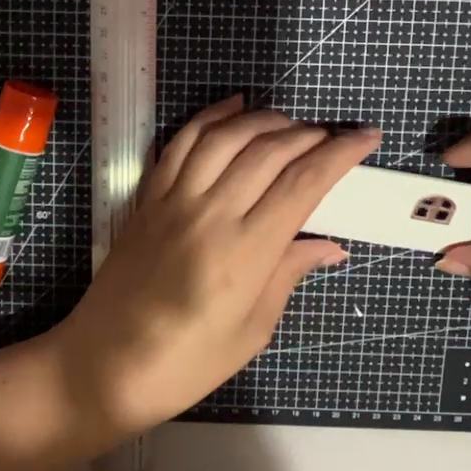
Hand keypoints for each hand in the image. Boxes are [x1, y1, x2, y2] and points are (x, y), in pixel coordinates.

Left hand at [51, 96, 380, 437]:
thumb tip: (329, 245)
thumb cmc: (186, 362)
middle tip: (332, 136)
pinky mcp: (147, 198)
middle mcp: (210, 214)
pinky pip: (180, 143)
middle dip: (309, 134)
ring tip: (291, 122)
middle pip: (268, 151)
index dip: (340, 154)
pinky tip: (233, 106)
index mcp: (246, 253)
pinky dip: (210, 117)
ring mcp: (173, 200)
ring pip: (225, 136)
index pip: (303, 183)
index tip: (366, 137)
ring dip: (264, 120)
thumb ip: (288, 274)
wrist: (105, 364)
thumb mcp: (252, 330)